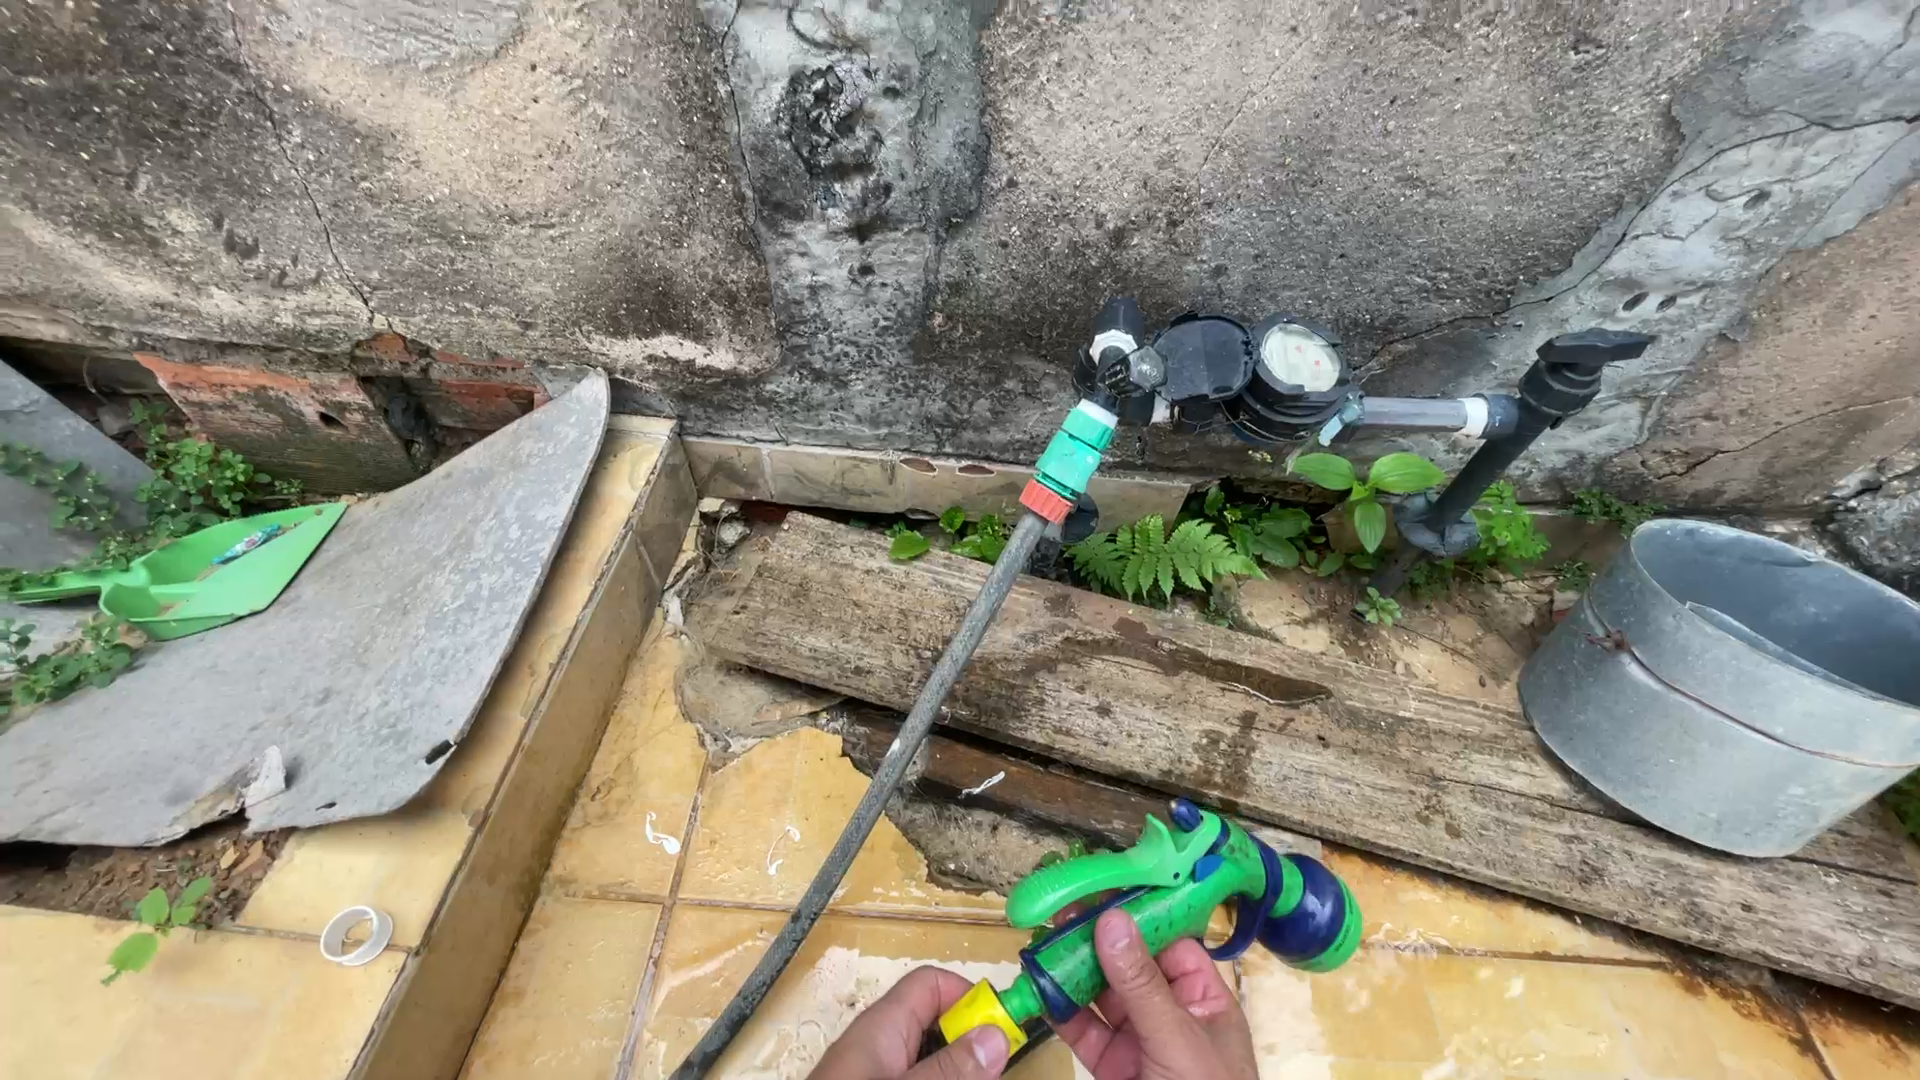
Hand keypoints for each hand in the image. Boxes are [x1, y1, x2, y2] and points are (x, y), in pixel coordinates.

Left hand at [808, 965, 1009, 1079]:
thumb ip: (948, 1069)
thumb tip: (997, 1035)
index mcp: (883, 1025)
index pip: (932, 984)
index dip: (968, 998)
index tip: (1001, 1032)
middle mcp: (879, 1045)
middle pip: (936, 1028)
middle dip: (967, 1051)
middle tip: (993, 1074)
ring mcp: (877, 1072)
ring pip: (927, 1061)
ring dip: (954, 1071)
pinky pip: (910, 1074)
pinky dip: (931, 1078)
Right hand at [1052, 909, 1258, 1079]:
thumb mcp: (1177, 1042)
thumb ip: (1141, 983)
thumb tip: (1112, 918)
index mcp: (1203, 1000)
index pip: (1168, 941)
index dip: (1135, 912)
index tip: (1098, 886)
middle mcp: (1170, 1013)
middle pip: (1128, 961)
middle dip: (1093, 936)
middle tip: (1059, 910)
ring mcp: (1140, 1042)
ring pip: (1101, 992)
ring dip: (1071, 968)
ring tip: (1041, 941)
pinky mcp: (1113, 1069)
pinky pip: (1084, 1030)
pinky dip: (1060, 1009)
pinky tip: (1039, 987)